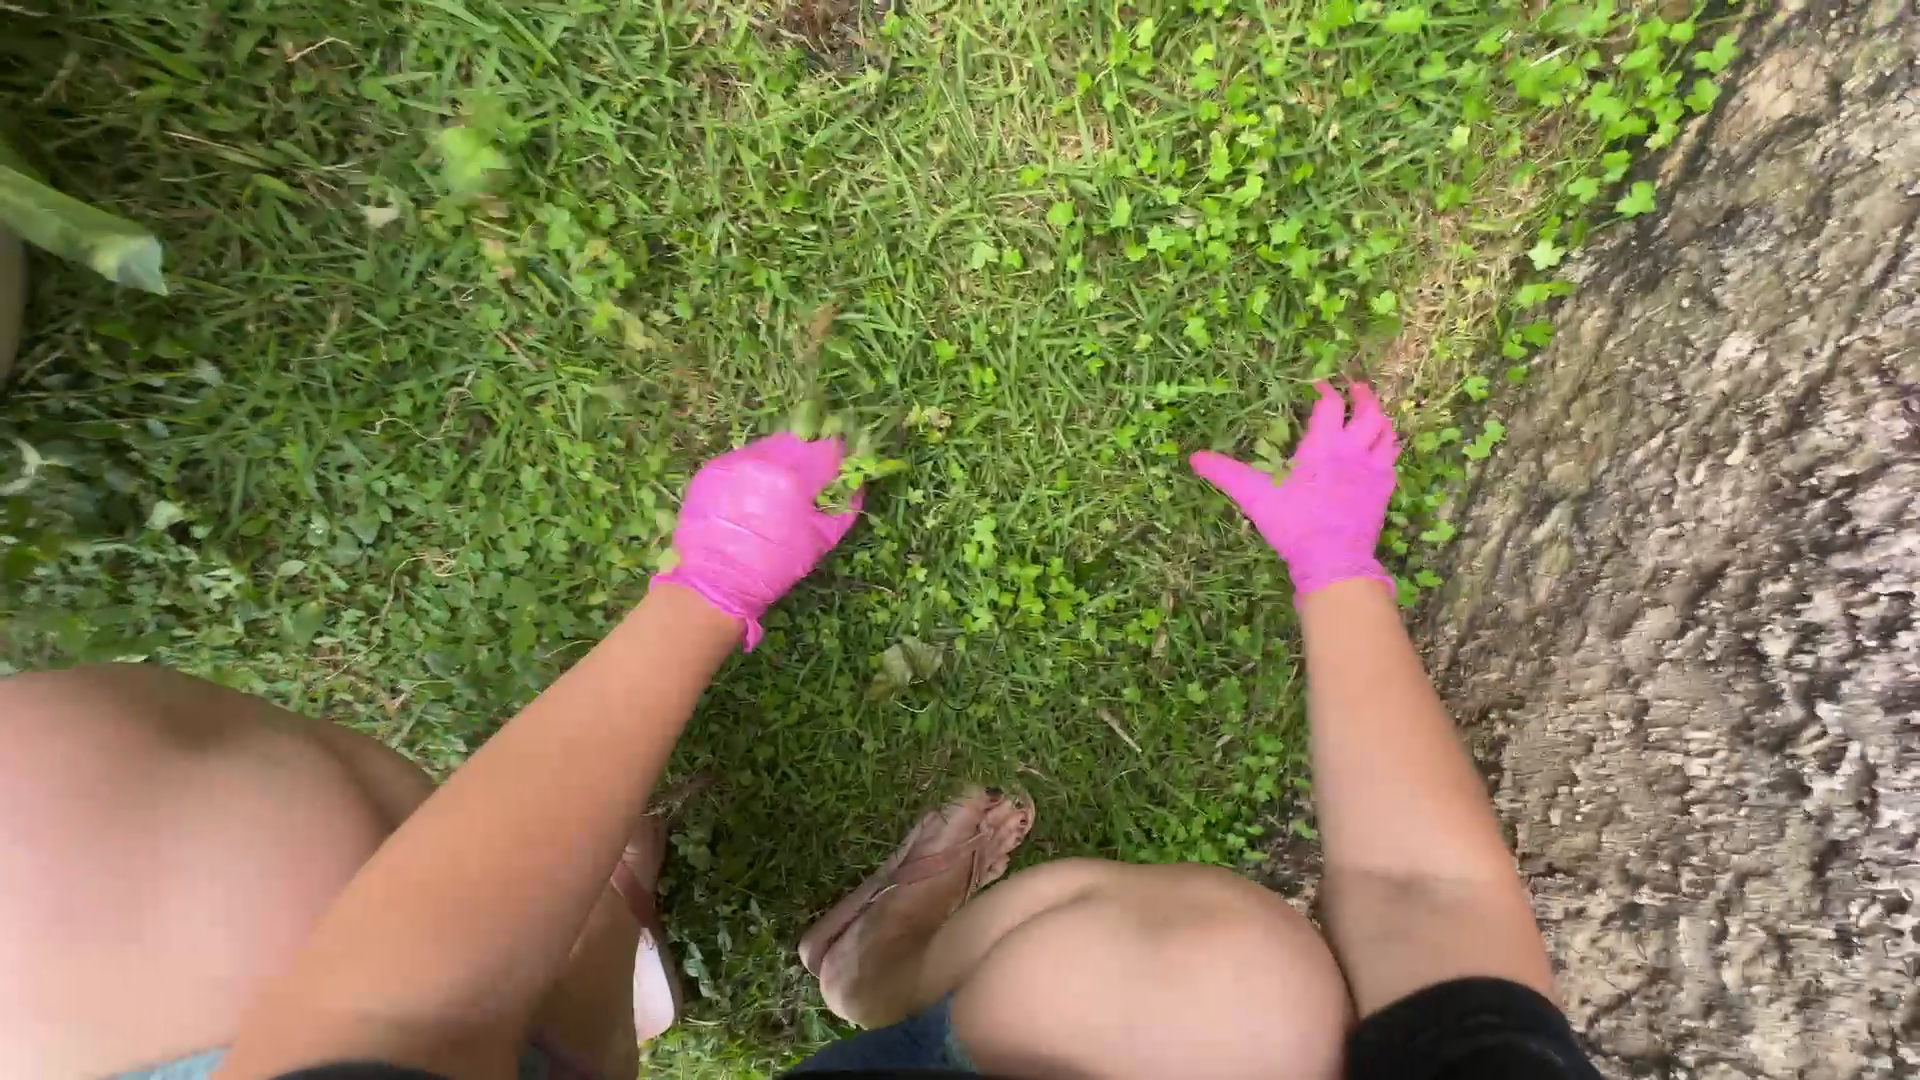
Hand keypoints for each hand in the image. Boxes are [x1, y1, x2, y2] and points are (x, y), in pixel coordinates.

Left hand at [650, 433, 860, 649]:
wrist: (716, 581)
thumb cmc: (776, 566)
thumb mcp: (820, 541)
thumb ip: (844, 509)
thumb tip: (856, 486)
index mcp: (794, 476)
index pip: (828, 449)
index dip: (837, 460)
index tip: (836, 473)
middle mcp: (764, 459)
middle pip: (797, 443)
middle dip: (806, 460)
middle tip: (804, 486)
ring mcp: (734, 461)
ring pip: (768, 448)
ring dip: (779, 463)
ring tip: (775, 492)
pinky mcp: (712, 468)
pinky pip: (743, 459)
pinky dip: (754, 472)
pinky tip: (750, 496)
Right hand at [1190, 381, 1398, 598]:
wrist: (1332, 558)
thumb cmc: (1292, 522)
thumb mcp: (1253, 496)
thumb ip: (1225, 473)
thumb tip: (1194, 457)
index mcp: (1322, 445)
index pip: (1330, 405)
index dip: (1325, 391)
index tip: (1319, 385)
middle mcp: (1352, 450)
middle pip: (1369, 412)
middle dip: (1363, 397)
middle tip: (1356, 389)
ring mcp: (1373, 470)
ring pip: (1387, 434)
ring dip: (1381, 420)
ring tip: (1374, 416)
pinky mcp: (1384, 491)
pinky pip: (1391, 462)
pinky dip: (1387, 451)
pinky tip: (1380, 455)